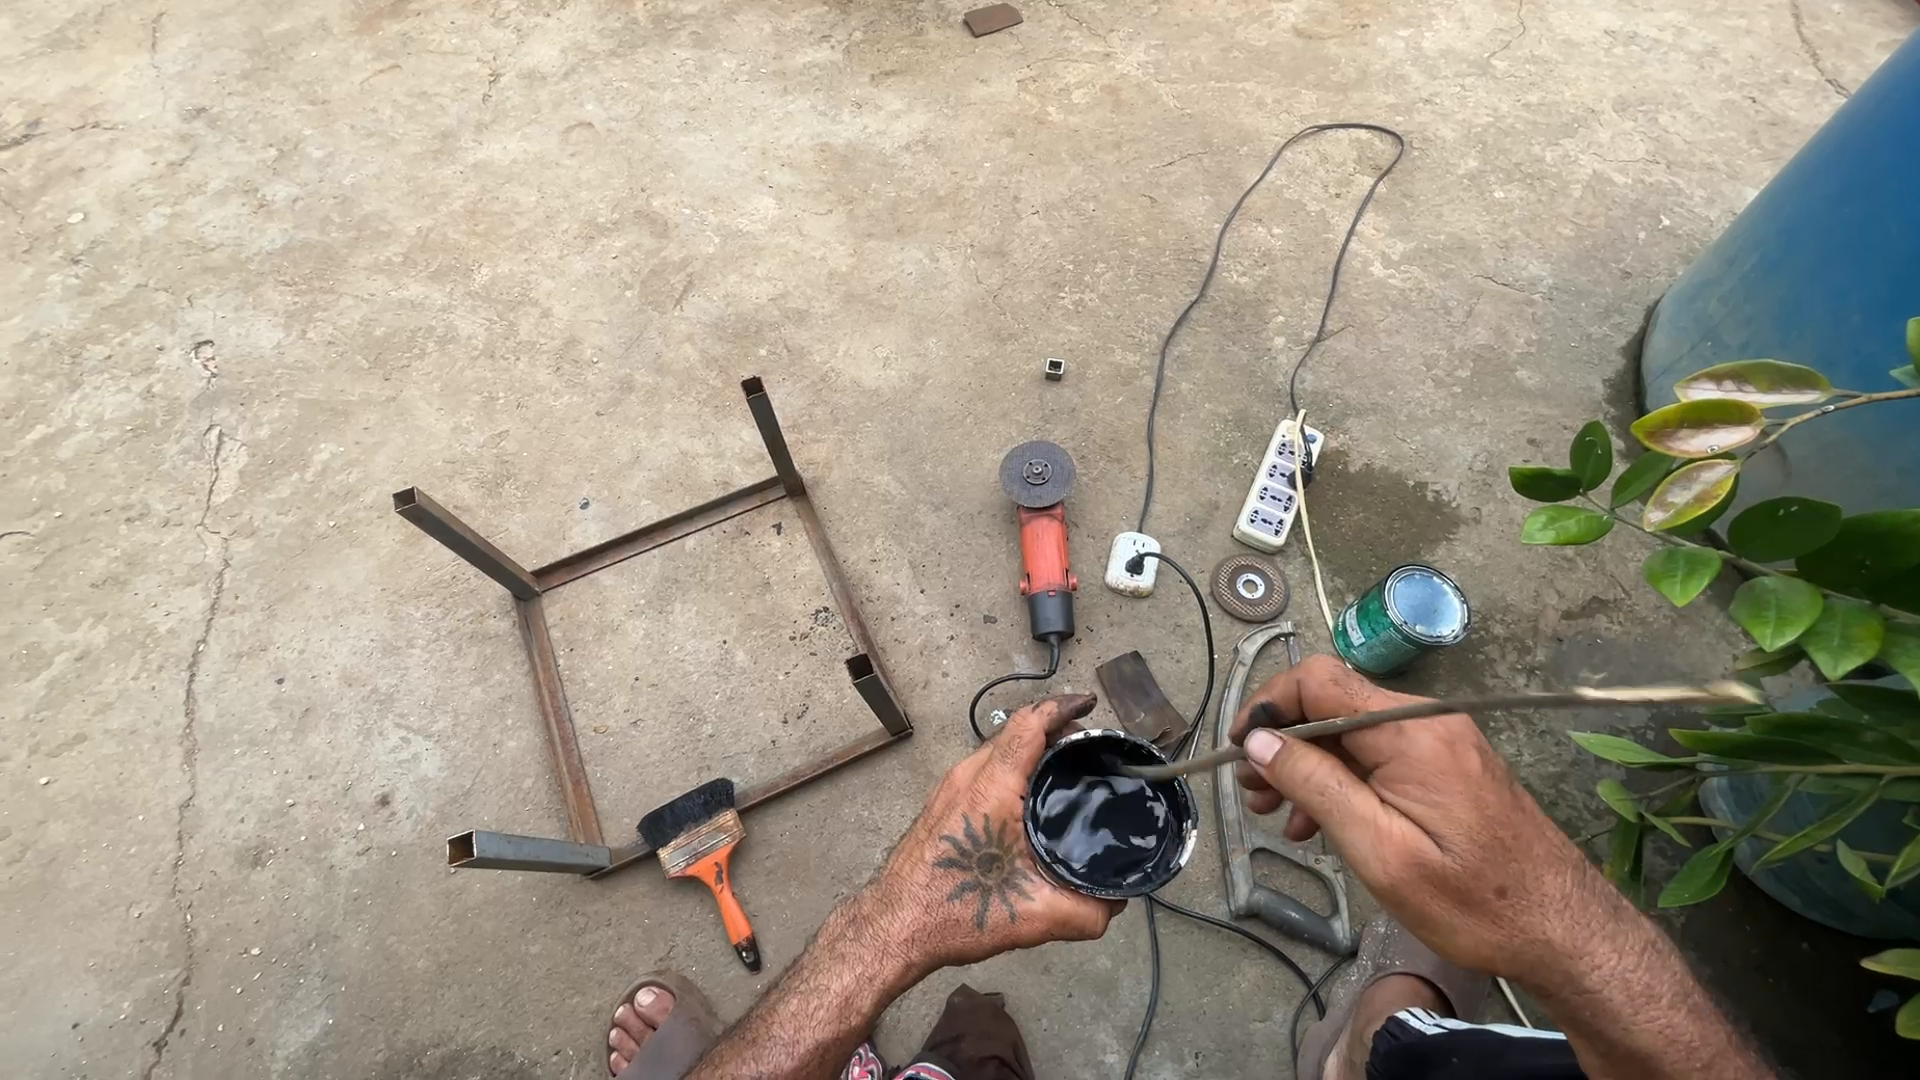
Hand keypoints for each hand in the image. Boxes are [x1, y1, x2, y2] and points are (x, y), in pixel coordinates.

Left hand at [866, 694, 1121, 974]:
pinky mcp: (943, 799)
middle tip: (1088, 744)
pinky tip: (1029, 792)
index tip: (1090, 705)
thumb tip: (1116, 901)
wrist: (895, 924)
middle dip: (1055, 726)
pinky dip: (1013, 764)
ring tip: (1065, 764)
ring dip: (1032, 746)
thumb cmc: (955, 910)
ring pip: (998, 747)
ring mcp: (951, 785)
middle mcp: (969, 774)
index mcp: (992, 786)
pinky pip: (985, 765)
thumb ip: (1086, 911)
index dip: (1063, 707)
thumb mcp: (1033, 916)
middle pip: (1016, 729)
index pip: (1030, 724)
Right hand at [1231, 655, 1610, 978]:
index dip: (1267, 704)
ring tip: (1274, 810)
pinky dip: (1337, 778)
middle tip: (1250, 790)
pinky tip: (1316, 821)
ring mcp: (1434, 738)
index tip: (1239, 747)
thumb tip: (1258, 741)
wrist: (1569, 935)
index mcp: (1408, 731)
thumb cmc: (1473, 901)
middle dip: (1280, 741)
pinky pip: (1371, 753)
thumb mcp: (1379, 850)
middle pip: (1327, 702)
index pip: (1316, 680)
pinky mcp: (1441, 761)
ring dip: (1303, 764)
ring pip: (1345, 730)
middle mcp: (1421, 719)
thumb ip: (1315, 785)